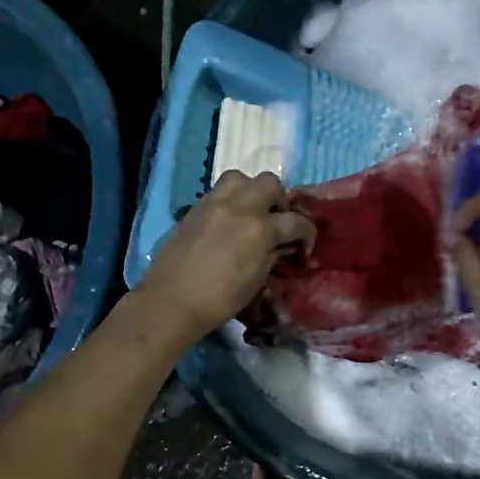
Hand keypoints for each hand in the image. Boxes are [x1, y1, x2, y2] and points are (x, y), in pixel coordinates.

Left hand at [134, 171, 315, 341]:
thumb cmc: (219, 300)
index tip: (303, 248)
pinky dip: (229, 200)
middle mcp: (239, 207)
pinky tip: (228, 221)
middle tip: (276, 221)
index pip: (296, 221)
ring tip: (250, 213)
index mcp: (260, 229)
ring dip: (251, 191)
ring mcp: (214, 203)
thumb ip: (272, 255)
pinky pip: (218, 191)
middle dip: (280, 200)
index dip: (306, 234)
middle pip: (270, 182)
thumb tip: (282, 245)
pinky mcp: (195, 208)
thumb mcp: (256, 281)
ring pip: (241, 178)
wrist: (172, 300)